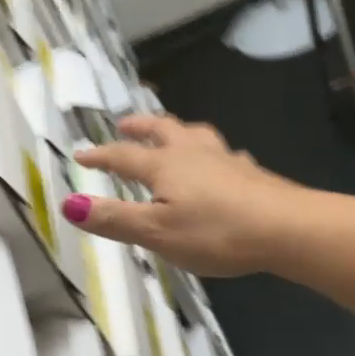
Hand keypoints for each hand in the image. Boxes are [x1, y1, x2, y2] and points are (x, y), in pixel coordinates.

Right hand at [65, 114, 308, 276]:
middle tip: (125, 123)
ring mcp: (226, 160)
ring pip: (197, 135)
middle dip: (141, 126)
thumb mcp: (157, 232)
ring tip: (173, 133)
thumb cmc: (215, 232)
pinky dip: (214, 155)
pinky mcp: (251, 173)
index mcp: (165, 166)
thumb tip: (69, 204)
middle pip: (163, 130)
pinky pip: (225, 155)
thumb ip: (115, 218)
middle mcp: (194, 154)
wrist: (285, 227)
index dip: (101, 156)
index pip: (124, 156)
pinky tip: (224, 163)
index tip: (81, 154)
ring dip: (178, 131)